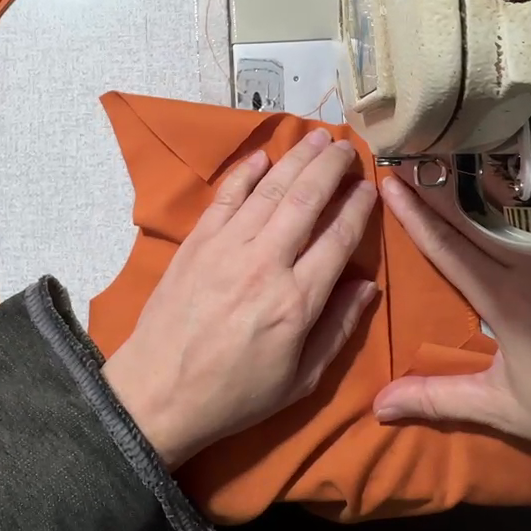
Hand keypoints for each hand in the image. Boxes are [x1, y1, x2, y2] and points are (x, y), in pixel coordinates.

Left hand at [104, 128, 380, 468]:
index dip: (358, 207)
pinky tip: (263, 156)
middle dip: (331, 167)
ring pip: (270, 189)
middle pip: (307, 200)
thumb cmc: (235, 393)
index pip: (338, 237)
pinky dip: (246, 172)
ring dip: (297, 158)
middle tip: (348, 147)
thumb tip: (367, 285)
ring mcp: (227, 246)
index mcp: (297, 300)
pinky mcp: (197, 241)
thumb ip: (338, 330)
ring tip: (318, 137)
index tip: (371, 187)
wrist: (159, 391)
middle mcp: (265, 262)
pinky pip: (226, 196)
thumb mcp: (300, 380)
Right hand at [371, 176, 530, 530]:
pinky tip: (529, 168)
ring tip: (458, 152)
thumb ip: (436, 398)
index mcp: (506, 302)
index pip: (446, 245)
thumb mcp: (504, 409)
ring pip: (523, 203)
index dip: (413, 211)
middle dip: (438, 183)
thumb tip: (376, 407)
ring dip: (485, 178)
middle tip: (411, 154)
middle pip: (476, 213)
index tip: (388, 180)